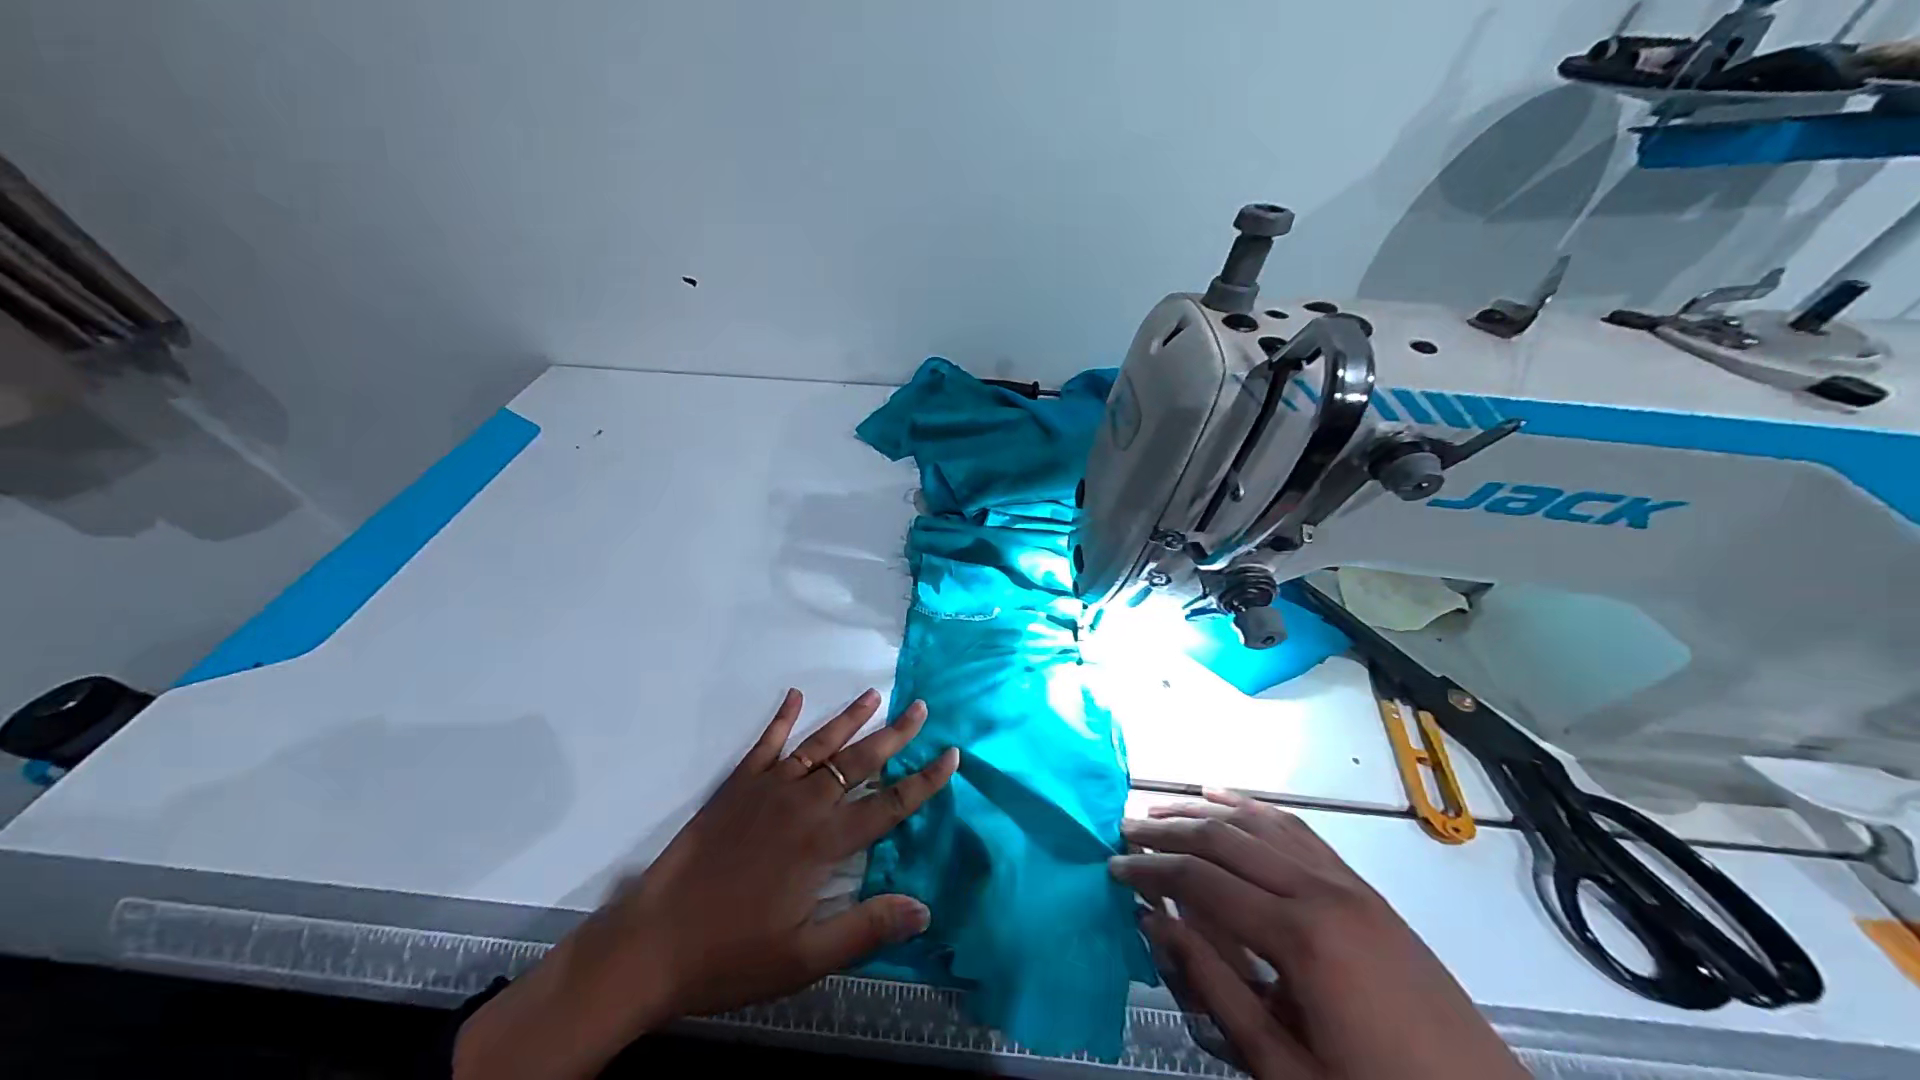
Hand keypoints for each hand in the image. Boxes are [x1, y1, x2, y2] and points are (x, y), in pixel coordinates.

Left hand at [455, 688, 960, 1079]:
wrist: (652, 943)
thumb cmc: (733, 955)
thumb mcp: (805, 957)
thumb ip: (866, 928)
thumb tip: (924, 908)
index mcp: (824, 844)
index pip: (890, 805)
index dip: (925, 780)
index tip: (951, 755)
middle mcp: (802, 805)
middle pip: (860, 762)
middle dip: (895, 734)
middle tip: (920, 707)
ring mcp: (766, 790)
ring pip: (819, 745)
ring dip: (849, 718)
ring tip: (875, 694)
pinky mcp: (734, 788)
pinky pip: (764, 744)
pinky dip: (781, 718)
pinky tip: (794, 697)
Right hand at [1111, 790, 1527, 1079]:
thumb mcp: (1283, 1065)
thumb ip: (1214, 986)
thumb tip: (1155, 921)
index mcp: (1300, 937)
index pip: (1202, 880)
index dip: (1150, 869)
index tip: (1112, 866)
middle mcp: (1322, 892)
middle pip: (1227, 839)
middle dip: (1169, 829)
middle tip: (1124, 828)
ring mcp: (1349, 885)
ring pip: (1262, 824)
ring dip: (1207, 812)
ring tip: (1164, 807)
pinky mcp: (1366, 891)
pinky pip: (1301, 832)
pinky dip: (1258, 810)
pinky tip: (1232, 802)